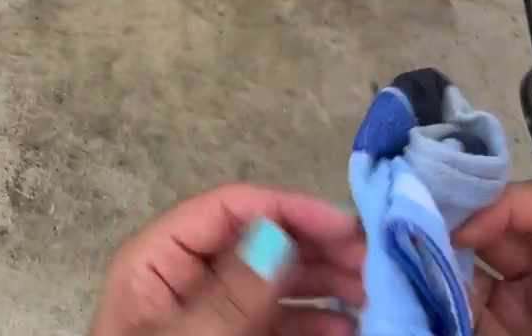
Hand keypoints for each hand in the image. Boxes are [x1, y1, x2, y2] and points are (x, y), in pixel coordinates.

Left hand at [90, 184, 366, 335]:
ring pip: (272, 285)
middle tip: (373, 265)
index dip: (285, 208)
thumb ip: (230, 296)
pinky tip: (348, 329)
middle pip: (254, 244)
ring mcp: (208, 319)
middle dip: (313, 246)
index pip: (223, 211)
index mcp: (157, 262)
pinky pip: (276, 327)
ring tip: (372, 294)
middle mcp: (184, 282)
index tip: (346, 226)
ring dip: (322, 284)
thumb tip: (275, 234)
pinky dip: (313, 325)